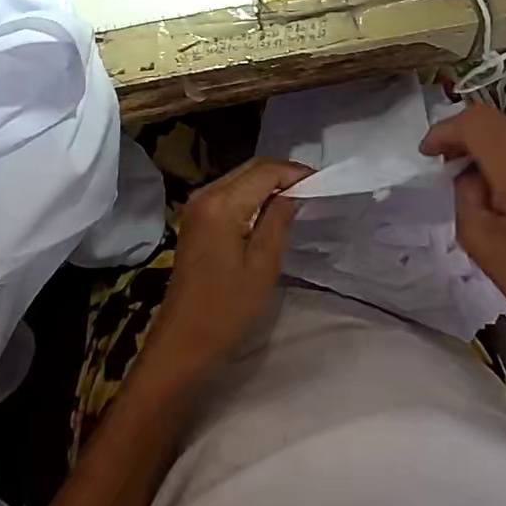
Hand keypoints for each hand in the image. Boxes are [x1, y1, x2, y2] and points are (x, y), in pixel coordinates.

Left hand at [144, 157, 311, 375]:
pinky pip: (228, 192)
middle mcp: (204, 194)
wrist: (184, 338)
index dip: (295, 173)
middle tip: (313, 189)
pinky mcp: (194, 217)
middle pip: (250, 168)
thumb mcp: (263, 265)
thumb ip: (278, 220)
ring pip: (239, 177)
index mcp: (220, 204)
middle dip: (282, 173)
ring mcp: (195, 205)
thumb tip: (293, 193)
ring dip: (267, 182)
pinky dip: (251, 193)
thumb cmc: (227, 308)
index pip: (264, 171)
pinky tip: (270, 209)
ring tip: (297, 198)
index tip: (322, 183)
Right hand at [420, 103, 505, 354]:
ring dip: (477, 140)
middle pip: (491, 119)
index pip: (476, 125)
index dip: (445, 131)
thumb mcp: (477, 236)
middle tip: (439, 159)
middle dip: (458, 132)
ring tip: (458, 169)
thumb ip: (465, 191)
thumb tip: (467, 172)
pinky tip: (485, 178)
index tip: (426, 154)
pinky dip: (495, 150)